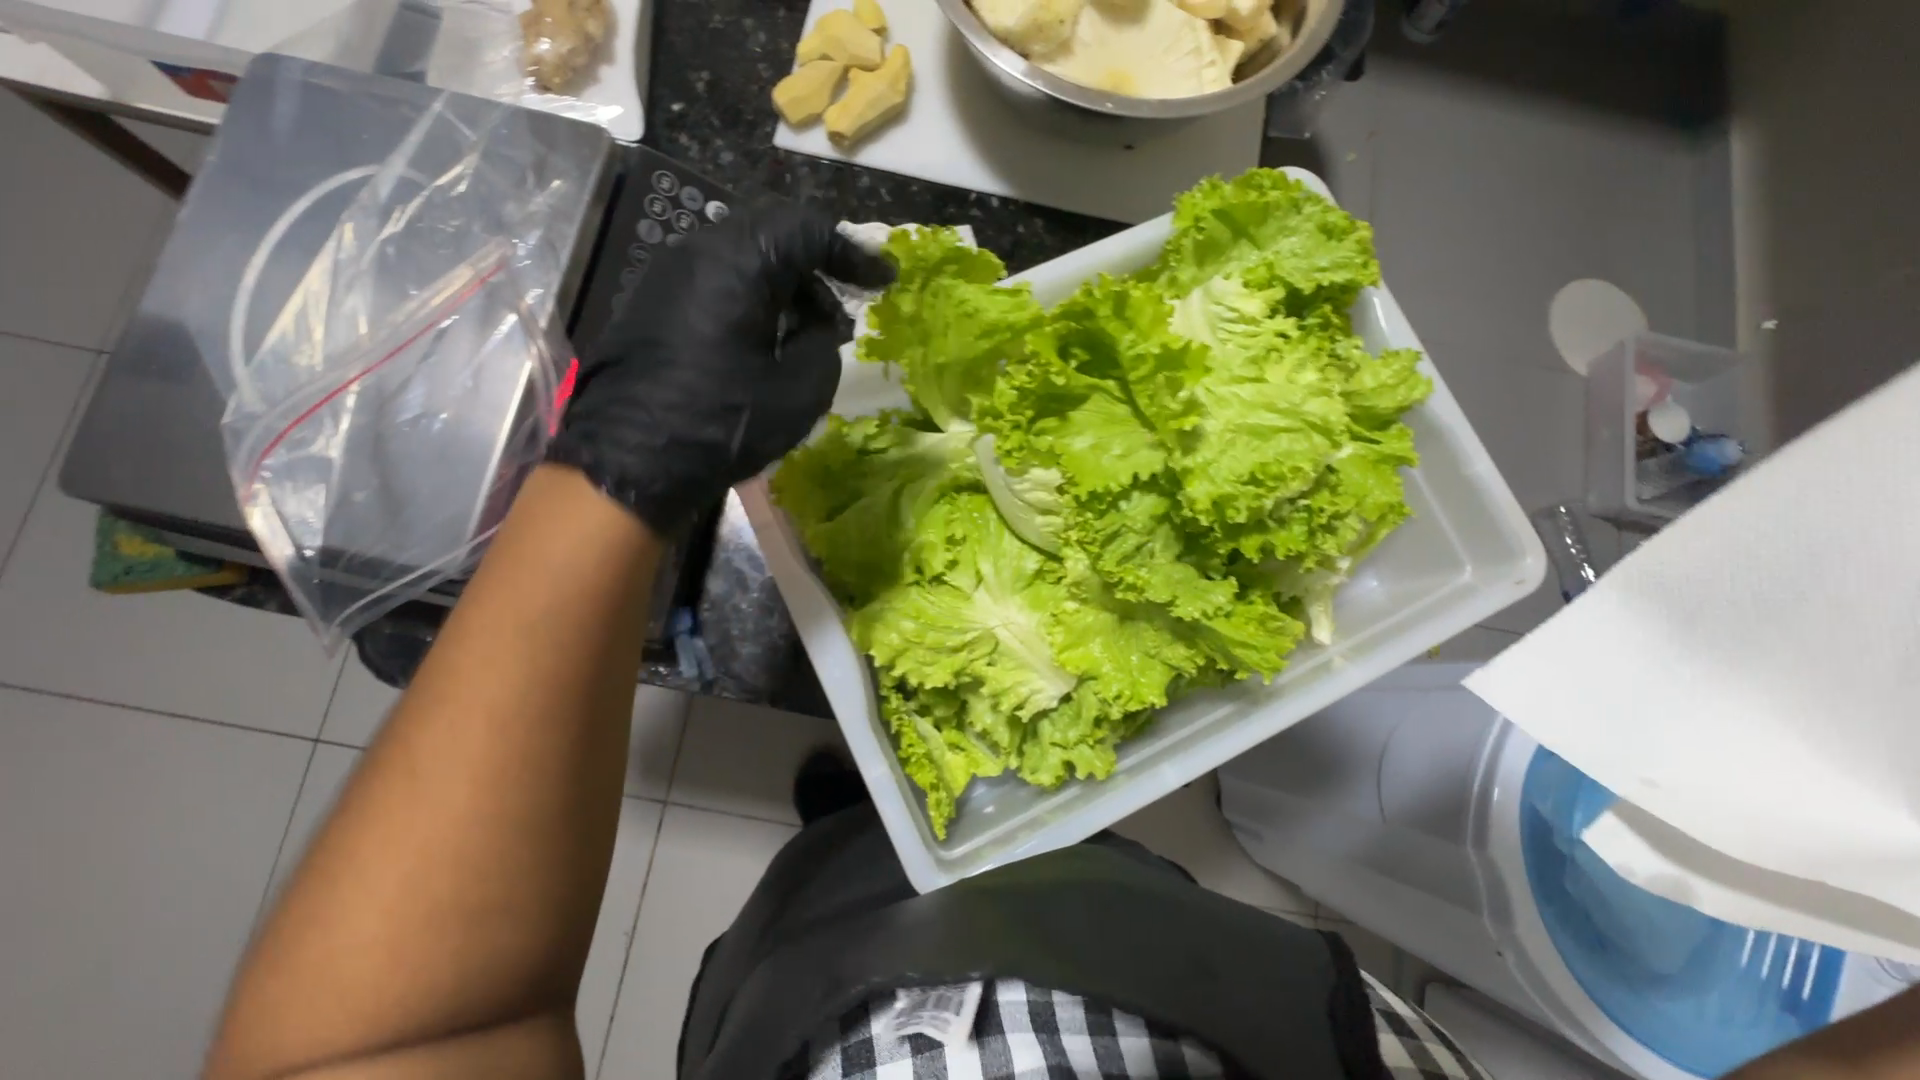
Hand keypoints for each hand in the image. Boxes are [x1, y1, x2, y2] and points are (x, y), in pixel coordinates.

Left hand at [548, 201, 893, 530]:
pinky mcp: (656, 302)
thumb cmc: (722, 423)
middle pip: (774, 234)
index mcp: (738, 261)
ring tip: (812, 333)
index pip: (808, 229)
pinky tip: (770, 341)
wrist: (630, 459)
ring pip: (745, 257)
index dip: (853, 252)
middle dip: (819, 265)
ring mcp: (671, 274)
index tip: (884, 280)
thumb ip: (823, 344)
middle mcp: (700, 251)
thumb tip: (817, 328)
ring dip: (786, 285)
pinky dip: (755, 298)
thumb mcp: (800, 390)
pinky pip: (719, 280)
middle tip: (847, 304)